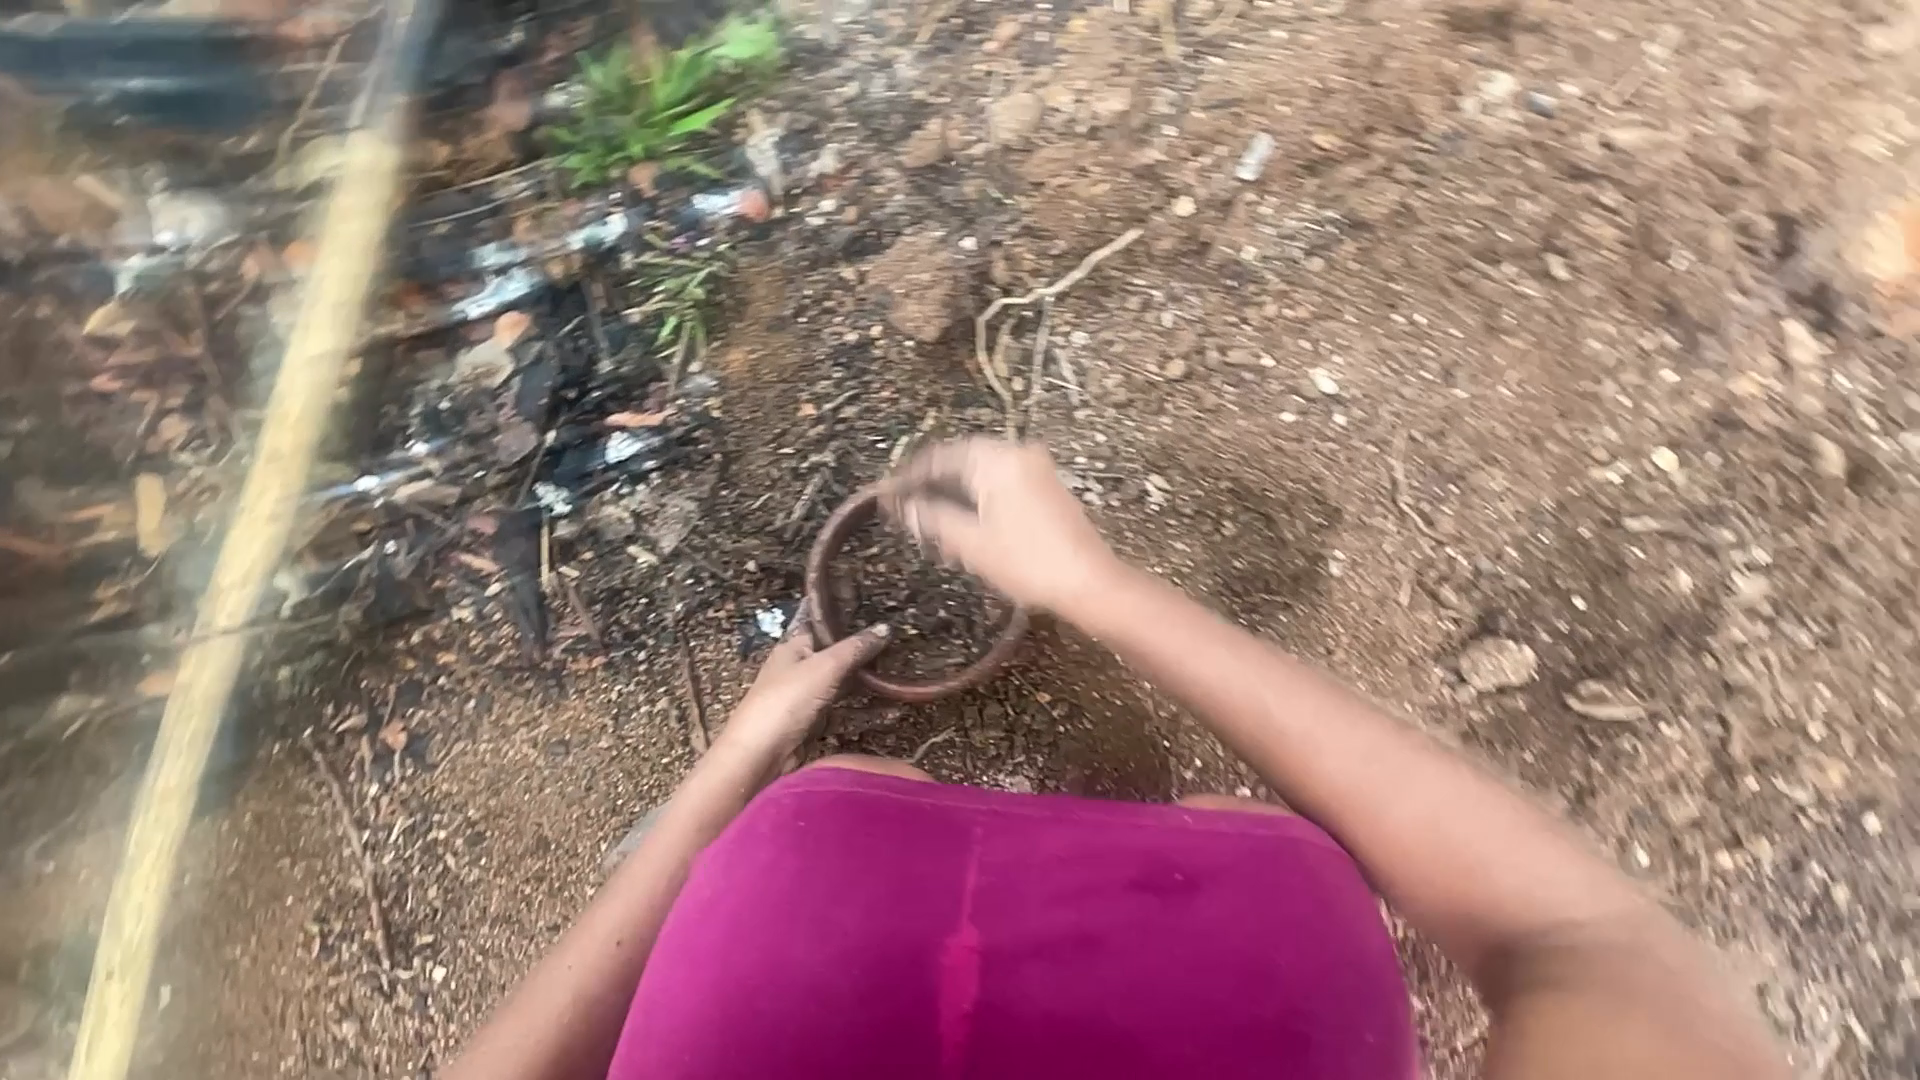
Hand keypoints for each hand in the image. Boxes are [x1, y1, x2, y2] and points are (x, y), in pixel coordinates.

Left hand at [715, 602, 891, 766]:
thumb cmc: (787, 700)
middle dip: (862, 649)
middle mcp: (799, 667)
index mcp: (794, 646)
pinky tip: (887, 703)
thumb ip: (855, 648)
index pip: (822, 622)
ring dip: (864, 679)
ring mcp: (806, 696)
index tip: (879, 609)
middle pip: (835, 653)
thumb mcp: (824, 666)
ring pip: (841, 681)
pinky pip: (842, 708)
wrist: (760, 755)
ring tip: (899, 669)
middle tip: (898, 640)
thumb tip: (886, 626)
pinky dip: (862, 707)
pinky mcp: (813, 721)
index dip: (847, 615)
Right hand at [880, 437, 1121, 613]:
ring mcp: (1037, 471)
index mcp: (998, 459)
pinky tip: (965, 531)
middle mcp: (1019, 455)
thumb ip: (932, 519)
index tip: (887, 495)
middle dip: (933, 487)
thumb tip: (902, 507)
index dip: (910, 476)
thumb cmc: (1027, 562)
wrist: (1090, 584)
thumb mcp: (971, 542)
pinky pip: (1002, 486)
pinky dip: (979, 503)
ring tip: (933, 528)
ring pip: (982, 477)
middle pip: (963, 462)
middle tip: (907, 511)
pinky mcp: (1046, 490)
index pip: (941, 457)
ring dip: (956, 498)